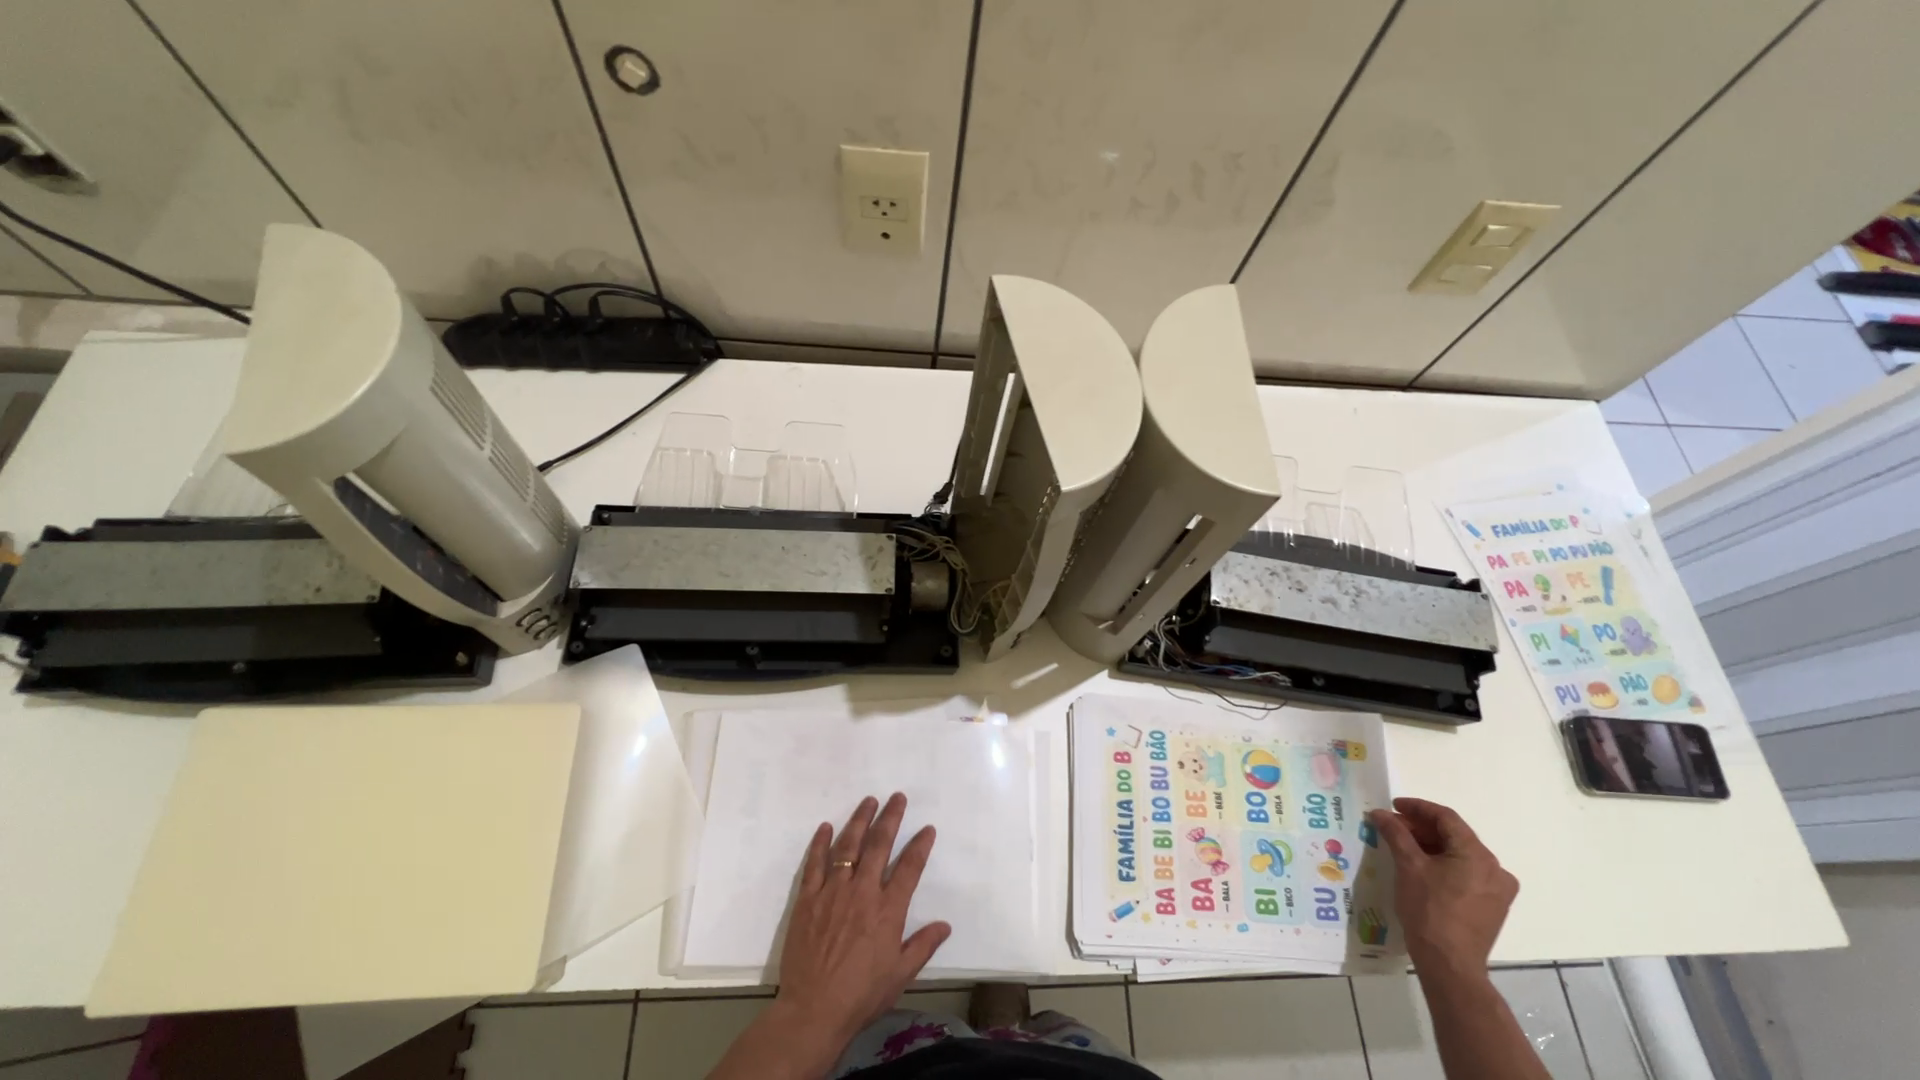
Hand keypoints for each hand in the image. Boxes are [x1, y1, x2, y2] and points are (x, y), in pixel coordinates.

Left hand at [775, 793, 951, 1047]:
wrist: (813, 1010)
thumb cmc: (862, 995)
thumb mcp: (901, 975)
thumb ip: (923, 946)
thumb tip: (944, 925)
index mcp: (888, 911)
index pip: (909, 868)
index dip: (920, 846)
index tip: (927, 829)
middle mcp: (862, 893)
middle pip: (879, 846)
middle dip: (890, 819)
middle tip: (897, 797)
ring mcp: (832, 893)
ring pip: (847, 847)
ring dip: (859, 821)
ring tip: (868, 802)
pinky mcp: (807, 900)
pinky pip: (814, 864)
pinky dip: (820, 843)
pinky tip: (826, 827)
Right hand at [1368, 797, 1518, 979]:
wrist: (1449, 963)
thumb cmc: (1428, 910)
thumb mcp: (1408, 867)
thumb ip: (1395, 834)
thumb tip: (1380, 813)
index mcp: (1477, 854)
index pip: (1446, 818)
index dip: (1418, 808)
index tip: (1394, 806)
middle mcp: (1495, 868)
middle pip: (1455, 836)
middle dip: (1422, 829)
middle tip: (1394, 828)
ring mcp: (1498, 889)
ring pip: (1461, 856)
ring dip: (1433, 847)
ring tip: (1405, 848)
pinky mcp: (1493, 906)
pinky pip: (1468, 875)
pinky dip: (1446, 866)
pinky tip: (1425, 871)